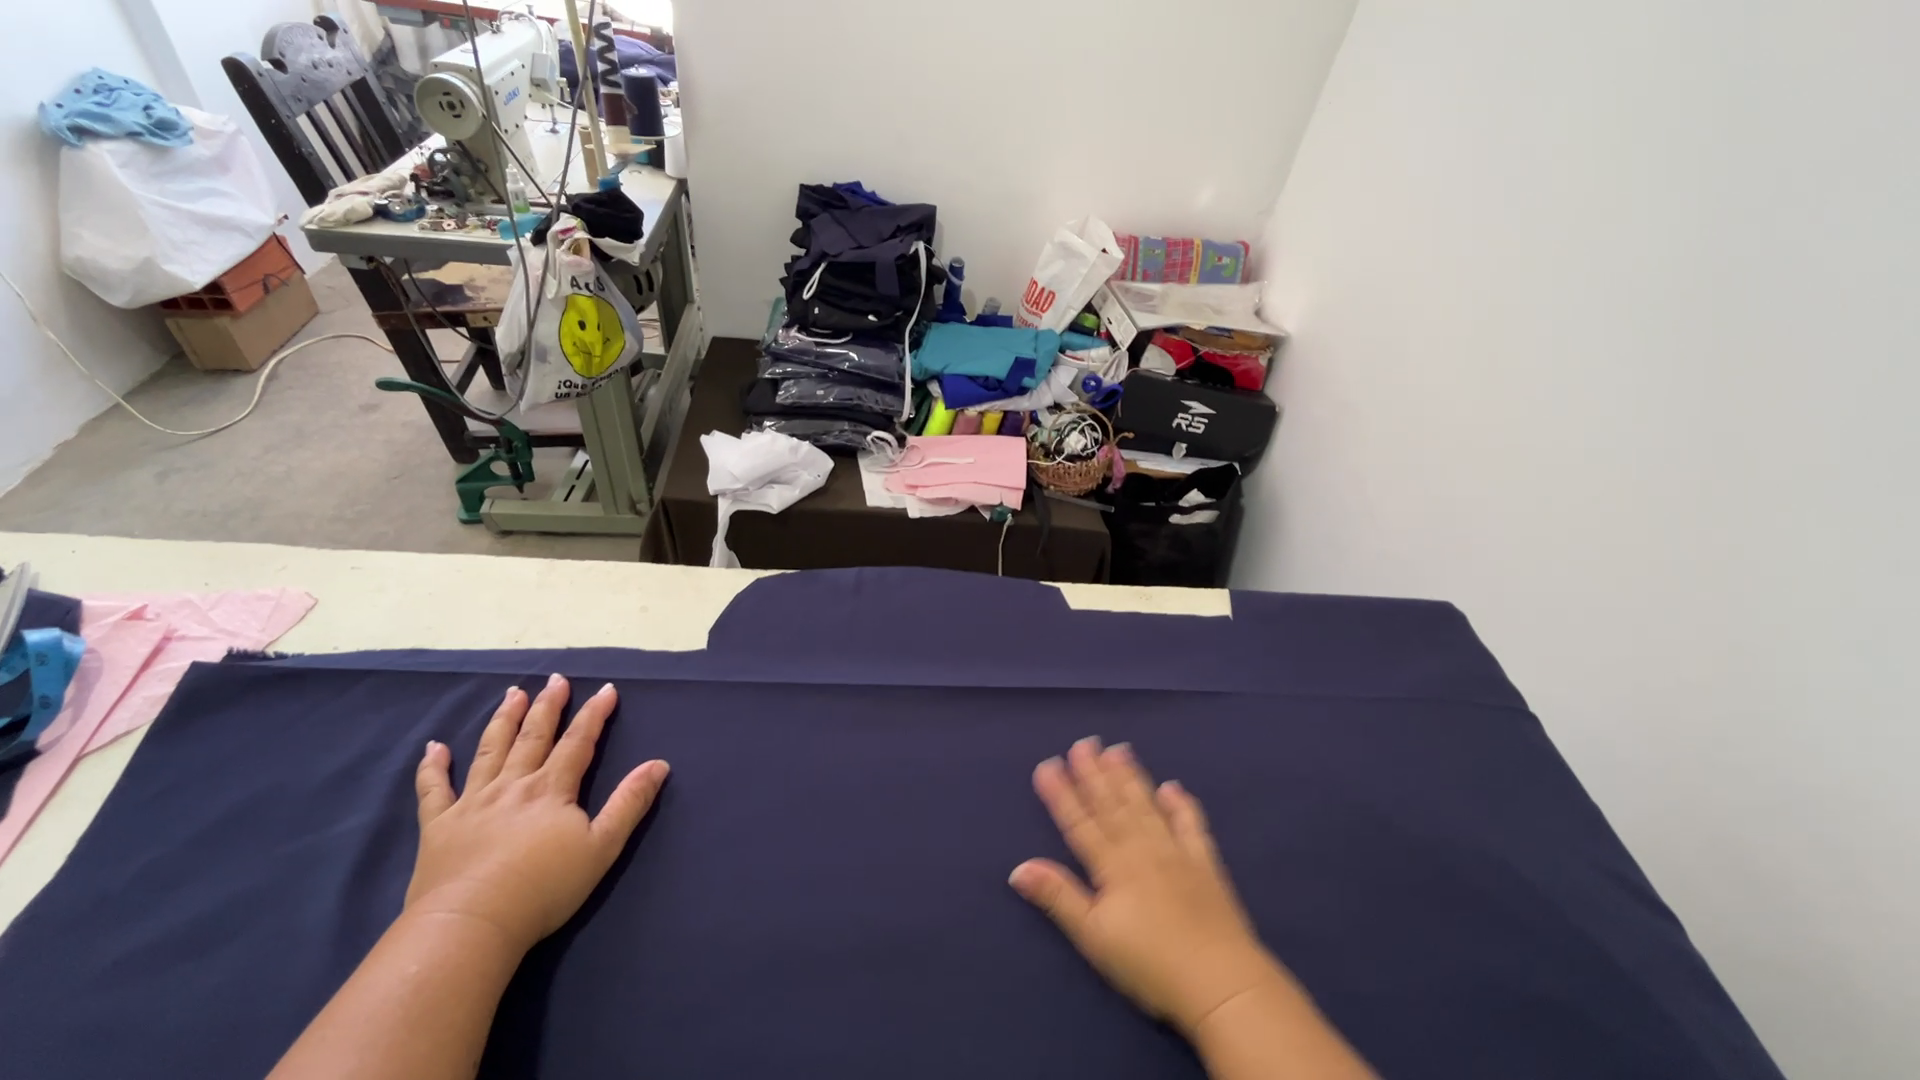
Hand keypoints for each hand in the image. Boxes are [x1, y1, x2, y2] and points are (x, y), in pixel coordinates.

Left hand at [406, 674, 668, 954]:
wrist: (471, 923)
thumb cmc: (544, 889)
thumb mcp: (601, 848)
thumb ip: (629, 804)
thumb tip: (658, 764)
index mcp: (552, 790)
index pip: (578, 743)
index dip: (594, 714)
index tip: (606, 689)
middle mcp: (513, 786)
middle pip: (533, 737)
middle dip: (548, 706)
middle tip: (555, 679)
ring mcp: (472, 803)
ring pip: (490, 750)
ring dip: (503, 720)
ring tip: (512, 694)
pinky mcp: (438, 825)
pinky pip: (434, 789)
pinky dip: (433, 766)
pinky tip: (434, 747)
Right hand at [1010, 738, 1288, 1036]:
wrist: (1221, 983)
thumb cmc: (1150, 964)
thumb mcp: (1093, 937)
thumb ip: (1058, 897)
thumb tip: (1018, 867)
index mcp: (1113, 866)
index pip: (1080, 823)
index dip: (1062, 794)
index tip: (1048, 765)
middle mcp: (1143, 850)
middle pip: (1113, 806)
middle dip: (1094, 774)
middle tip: (1083, 743)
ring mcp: (1178, 854)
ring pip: (1147, 807)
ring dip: (1130, 778)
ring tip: (1118, 750)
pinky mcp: (1206, 867)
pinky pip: (1191, 826)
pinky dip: (1181, 805)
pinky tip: (1173, 787)